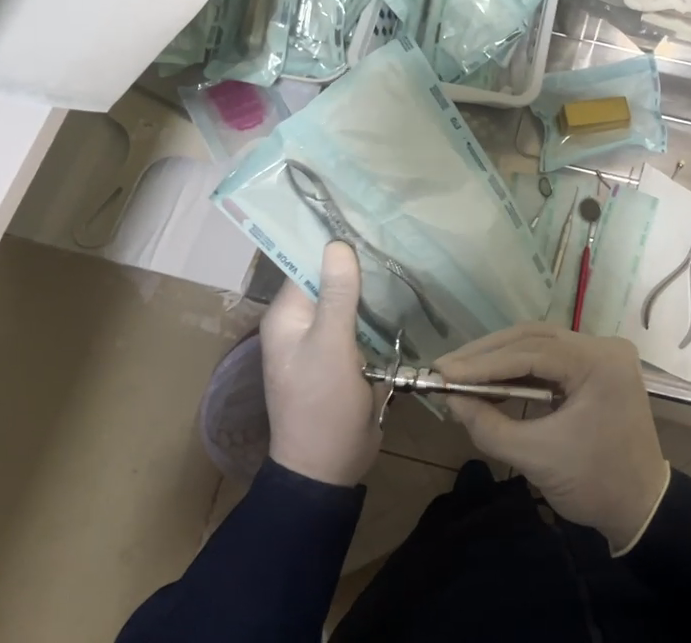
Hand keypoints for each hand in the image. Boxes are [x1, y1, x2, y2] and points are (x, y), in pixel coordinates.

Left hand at [259, 241, 380, 486]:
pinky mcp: (343, 358)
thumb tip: (337, 244)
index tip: (367, 221)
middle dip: (357, 265)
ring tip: (404, 262)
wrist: (327, 469)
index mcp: (286, 317)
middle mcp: (300, 324)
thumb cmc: (322, 406)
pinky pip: (358, 325)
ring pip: (347, 302)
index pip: (306, 264)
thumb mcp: (332, 347)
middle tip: (395, 240)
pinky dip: (376, 313)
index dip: (332, 244)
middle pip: (328, 281)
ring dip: (371, 289)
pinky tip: (402, 299)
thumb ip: (337, 296)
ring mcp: (322, 342)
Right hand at [437, 324, 668, 551]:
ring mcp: (603, 354)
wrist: (641, 508)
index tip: (443, 371)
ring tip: (460, 372)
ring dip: (500, 358)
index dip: (484, 362)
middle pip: (535, 338)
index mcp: (599, 363)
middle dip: (488, 354)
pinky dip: (520, 368)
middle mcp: (604, 347)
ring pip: (541, 344)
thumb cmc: (594, 484)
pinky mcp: (597, 368)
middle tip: (446, 367)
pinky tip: (491, 380)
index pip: (532, 352)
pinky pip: (552, 359)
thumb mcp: (535, 457)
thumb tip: (451, 399)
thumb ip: (488, 425)